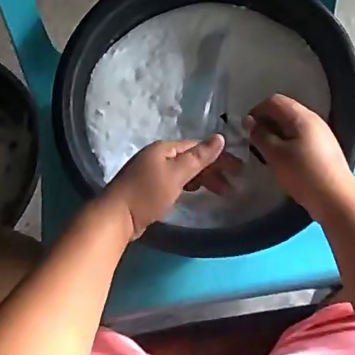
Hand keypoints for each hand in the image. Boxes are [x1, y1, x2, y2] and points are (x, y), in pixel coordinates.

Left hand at [100, 135, 226, 239]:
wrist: (116, 217)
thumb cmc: (147, 194)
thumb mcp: (176, 174)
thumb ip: (198, 157)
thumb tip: (220, 137)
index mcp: (163, 148)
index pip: (197, 147)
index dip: (219, 156)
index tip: (238, 168)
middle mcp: (157, 156)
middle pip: (191, 158)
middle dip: (213, 170)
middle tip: (232, 185)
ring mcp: (151, 171)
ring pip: (184, 171)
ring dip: (203, 179)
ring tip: (221, 192)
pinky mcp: (148, 187)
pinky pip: (176, 181)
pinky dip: (189, 185)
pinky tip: (196, 192)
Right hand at [246, 94, 354, 215]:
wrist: (337, 199)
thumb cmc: (303, 174)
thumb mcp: (275, 154)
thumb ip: (260, 135)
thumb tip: (249, 121)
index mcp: (301, 116)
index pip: (274, 101)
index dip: (256, 111)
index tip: (247, 129)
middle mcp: (314, 119)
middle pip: (285, 110)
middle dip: (267, 121)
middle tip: (255, 140)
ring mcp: (322, 133)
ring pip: (293, 124)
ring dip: (277, 132)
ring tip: (267, 150)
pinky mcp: (325, 148)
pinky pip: (301, 135)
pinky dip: (288, 141)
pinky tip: (285, 158)